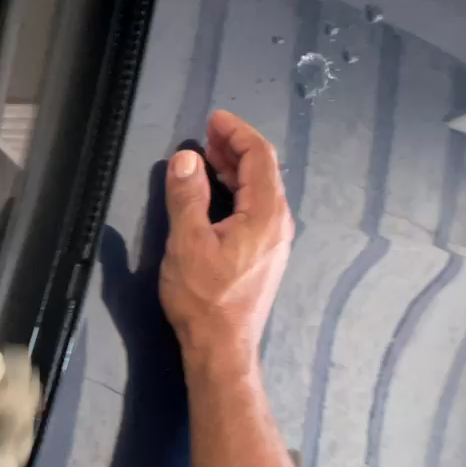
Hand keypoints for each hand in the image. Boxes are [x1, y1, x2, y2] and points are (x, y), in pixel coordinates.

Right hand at [158, 110, 293, 374]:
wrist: (221, 347)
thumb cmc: (203, 298)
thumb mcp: (187, 244)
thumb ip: (187, 198)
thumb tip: (187, 158)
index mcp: (265, 212)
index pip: (259, 156)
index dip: (237, 132)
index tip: (214, 119)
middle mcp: (278, 222)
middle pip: (263, 172)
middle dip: (235, 149)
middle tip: (208, 136)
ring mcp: (274, 242)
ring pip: (259, 193)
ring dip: (234, 173)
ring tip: (208, 162)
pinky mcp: (263, 259)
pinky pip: (255, 212)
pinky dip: (236, 195)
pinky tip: (217, 201)